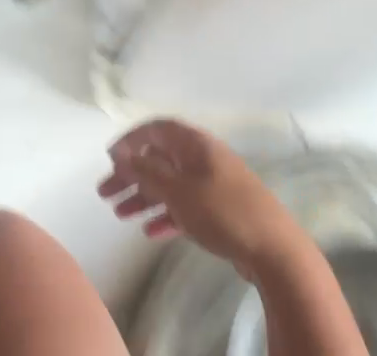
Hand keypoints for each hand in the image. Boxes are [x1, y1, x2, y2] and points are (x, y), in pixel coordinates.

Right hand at [98, 119, 308, 268]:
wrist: (273, 248)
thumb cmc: (221, 212)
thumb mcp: (177, 190)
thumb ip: (146, 171)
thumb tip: (121, 153)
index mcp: (195, 144)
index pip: (157, 129)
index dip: (131, 140)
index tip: (108, 158)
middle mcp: (203, 158)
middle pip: (160, 158)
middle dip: (131, 174)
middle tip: (104, 193)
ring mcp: (213, 183)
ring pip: (170, 183)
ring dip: (144, 196)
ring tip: (119, 214)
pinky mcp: (219, 209)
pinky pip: (185, 205)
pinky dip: (166, 215)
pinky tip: (149, 233)